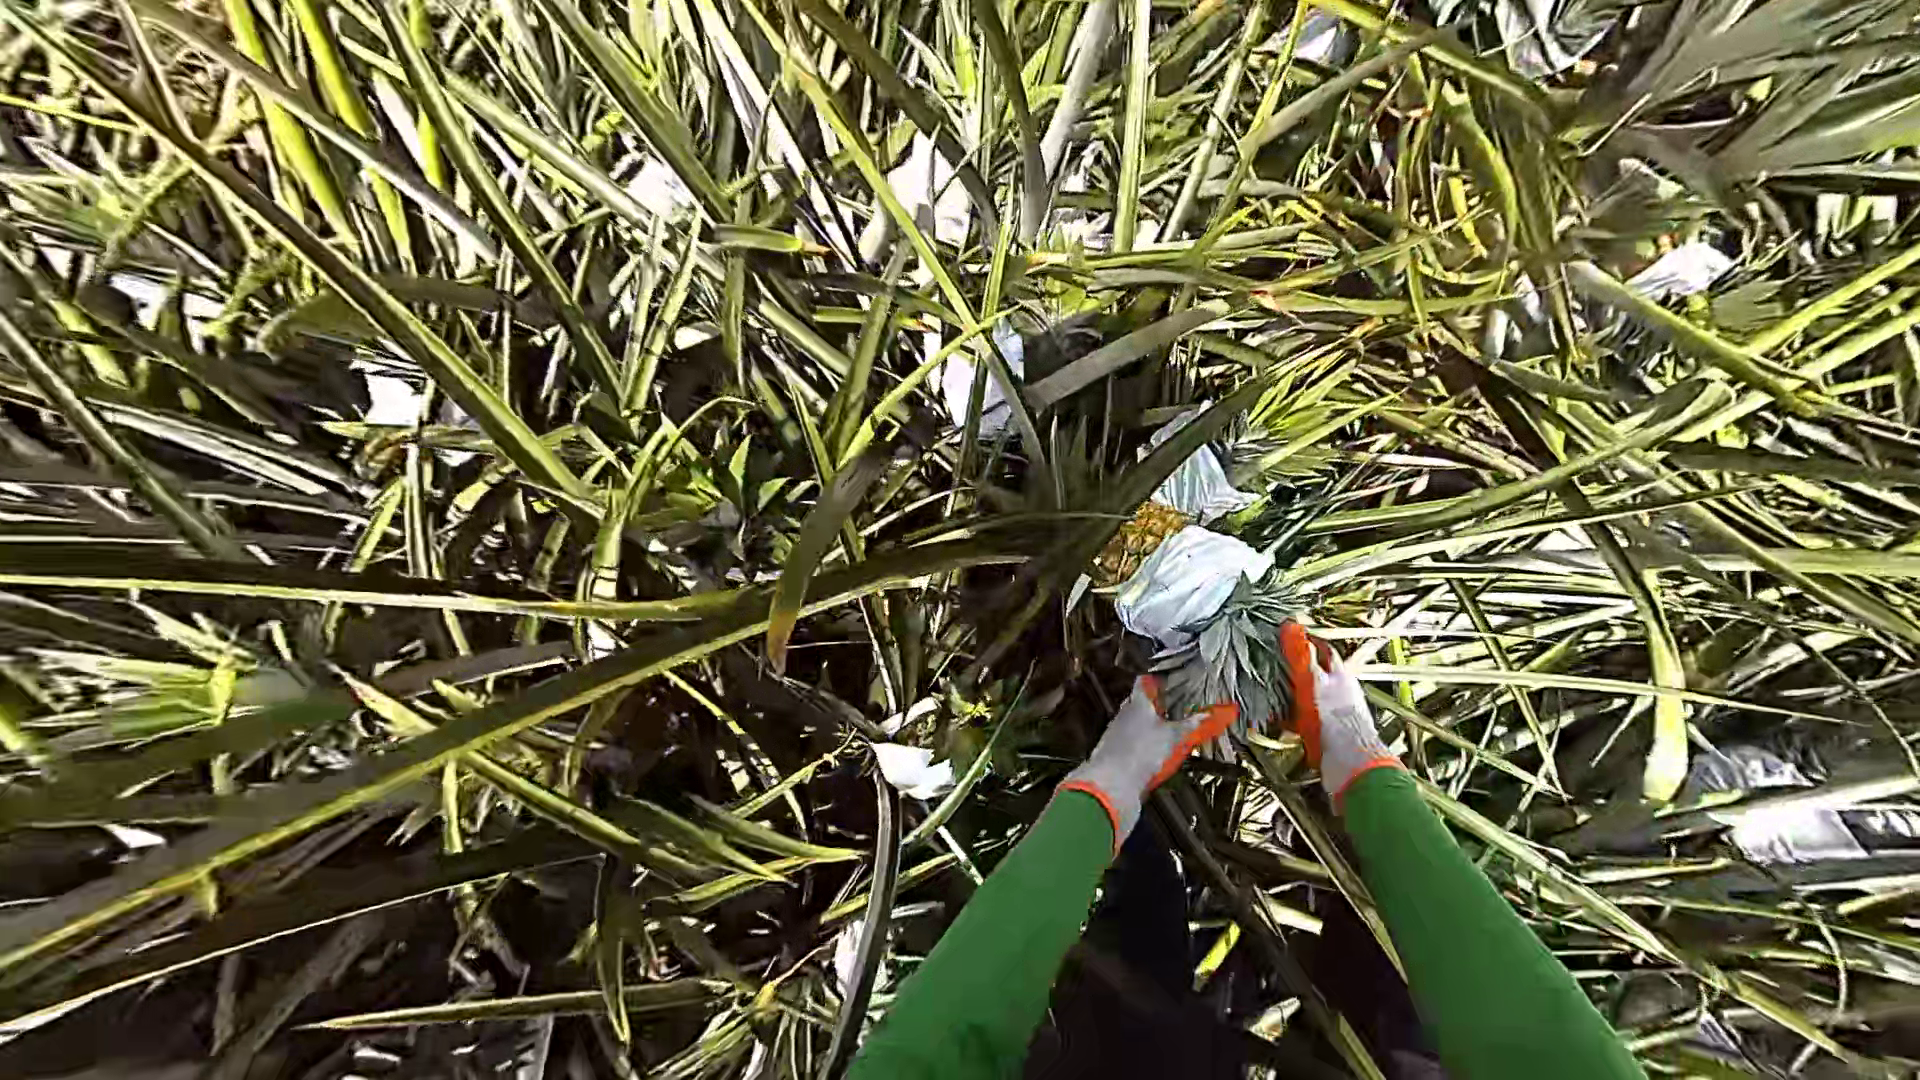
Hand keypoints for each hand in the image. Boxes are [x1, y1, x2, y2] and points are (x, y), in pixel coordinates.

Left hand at [1060, 677, 1236, 849]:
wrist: (1113, 781)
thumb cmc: (1142, 751)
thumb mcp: (1174, 736)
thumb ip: (1192, 725)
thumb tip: (1210, 714)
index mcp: (1137, 703)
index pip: (1144, 683)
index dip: (1156, 680)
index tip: (1166, 681)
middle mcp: (1124, 714)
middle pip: (1139, 703)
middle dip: (1154, 705)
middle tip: (1170, 706)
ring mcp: (1117, 732)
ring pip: (1135, 722)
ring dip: (1149, 724)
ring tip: (1165, 730)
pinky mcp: (1115, 750)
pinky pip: (1132, 741)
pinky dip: (1143, 742)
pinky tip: (1152, 752)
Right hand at [1279, 622, 1401, 805]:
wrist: (1348, 764)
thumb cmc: (1332, 718)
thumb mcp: (1312, 680)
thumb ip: (1300, 655)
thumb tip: (1290, 625)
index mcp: (1340, 677)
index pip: (1323, 650)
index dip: (1306, 640)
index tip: (1286, 634)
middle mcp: (1339, 693)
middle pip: (1315, 672)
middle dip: (1294, 666)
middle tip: (1271, 659)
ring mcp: (1332, 714)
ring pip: (1306, 696)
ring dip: (1288, 692)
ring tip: (1266, 687)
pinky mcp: (1323, 734)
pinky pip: (1301, 719)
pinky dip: (1287, 716)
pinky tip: (1272, 718)